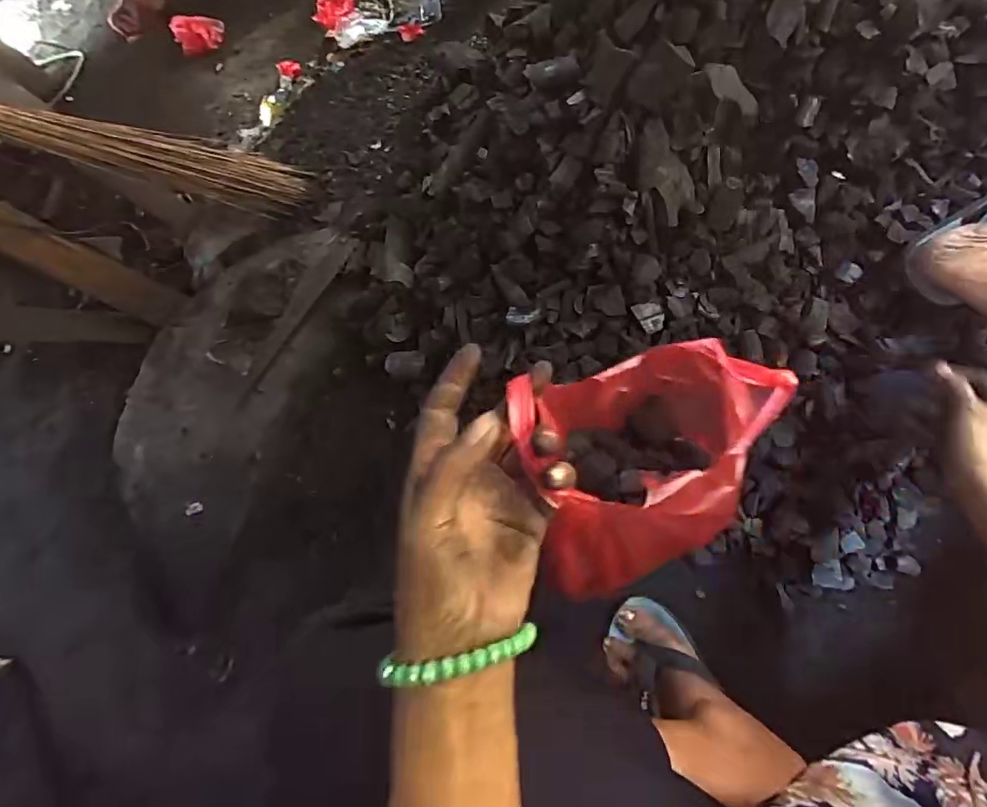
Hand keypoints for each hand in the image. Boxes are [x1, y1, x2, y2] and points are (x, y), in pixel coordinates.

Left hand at [395, 345, 573, 662]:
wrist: (462, 635)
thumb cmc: (431, 572)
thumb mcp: (428, 514)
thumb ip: (457, 463)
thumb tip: (490, 419)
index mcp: (436, 467)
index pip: (443, 412)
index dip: (456, 380)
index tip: (475, 351)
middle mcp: (471, 472)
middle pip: (496, 423)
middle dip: (519, 399)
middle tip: (546, 376)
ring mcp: (503, 494)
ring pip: (527, 449)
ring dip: (542, 438)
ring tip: (549, 442)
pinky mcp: (531, 517)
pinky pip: (548, 483)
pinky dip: (557, 475)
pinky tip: (558, 480)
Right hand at [931, 361, 986, 503]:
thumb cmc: (979, 445)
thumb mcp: (965, 409)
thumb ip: (953, 385)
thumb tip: (938, 366)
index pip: (981, 378)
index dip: (955, 372)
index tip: (928, 371)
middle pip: (972, 396)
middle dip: (944, 391)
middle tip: (920, 388)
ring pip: (962, 414)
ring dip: (938, 409)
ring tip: (913, 407)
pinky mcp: (981, 451)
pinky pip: (958, 430)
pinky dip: (940, 426)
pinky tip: (921, 426)